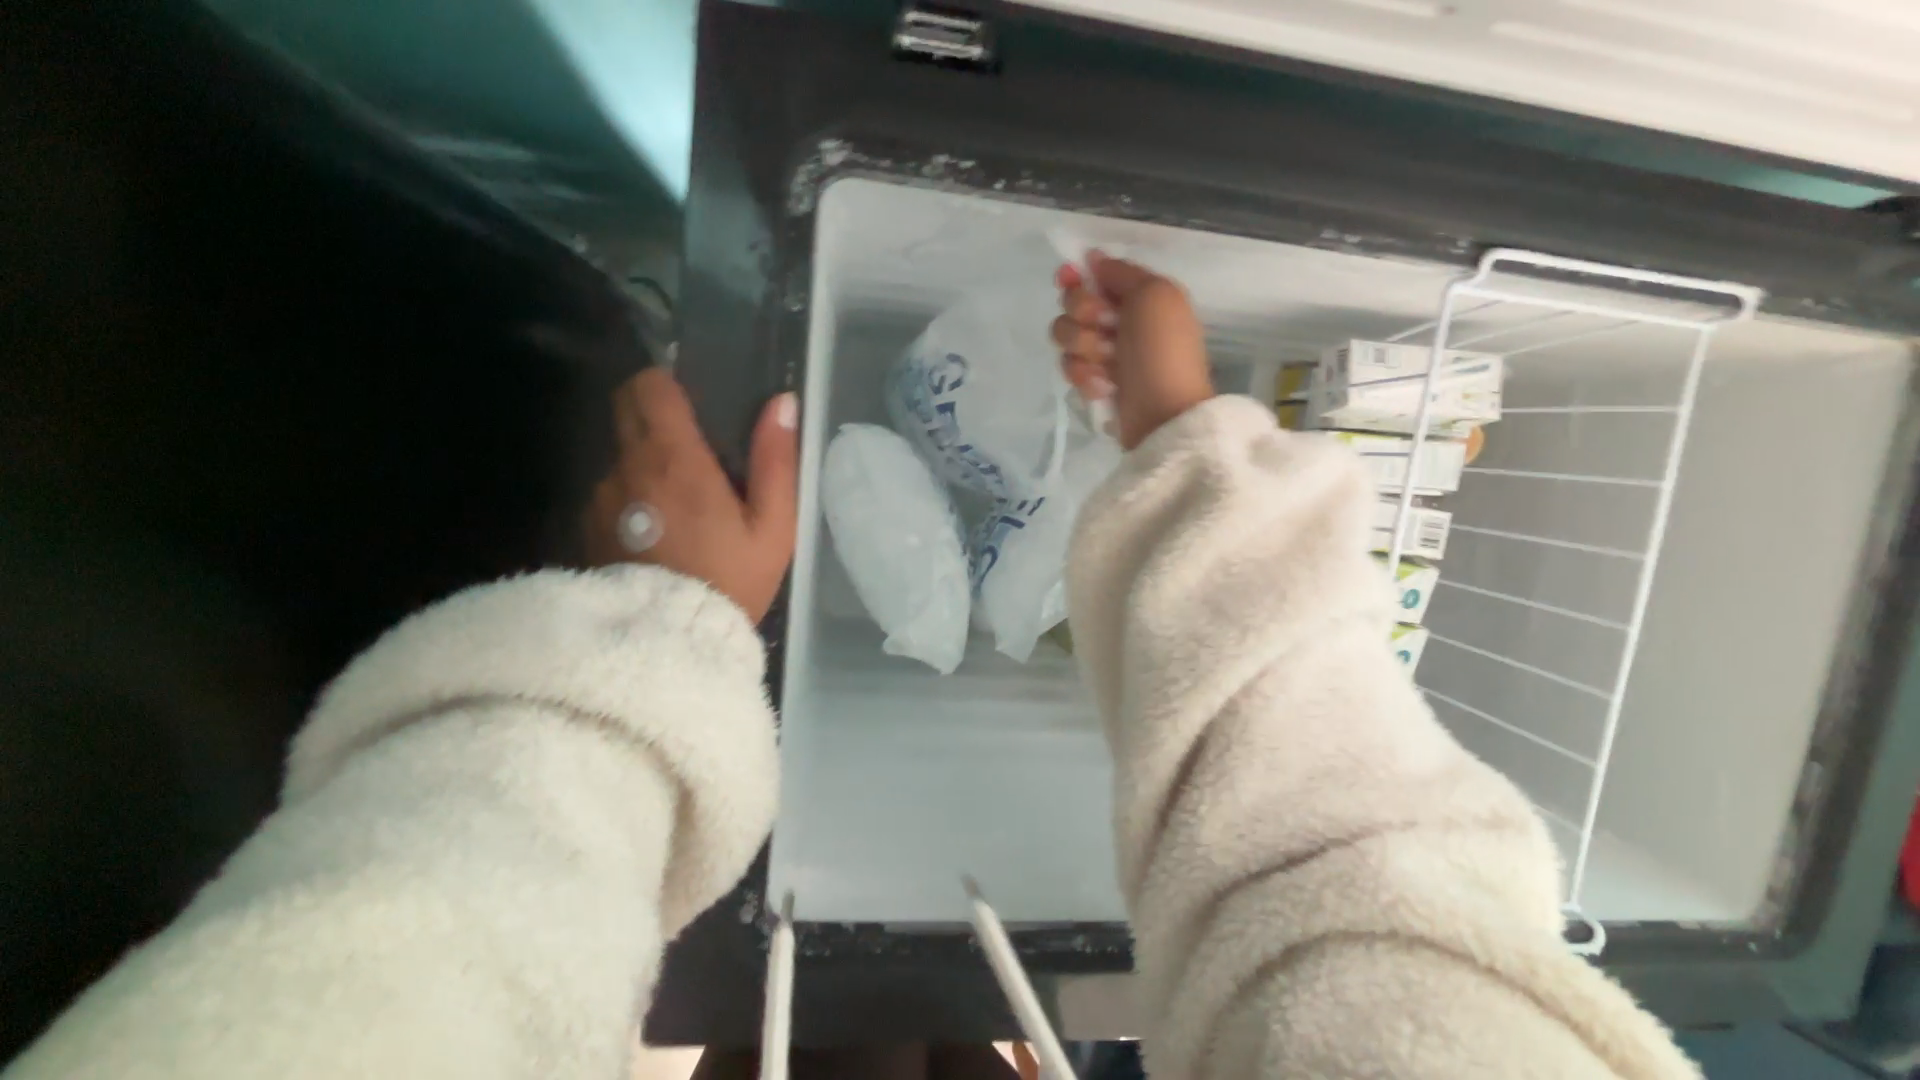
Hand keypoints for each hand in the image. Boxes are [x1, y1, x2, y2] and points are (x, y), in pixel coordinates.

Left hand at [583, 370, 798, 623]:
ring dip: (642, 460)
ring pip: (618, 452)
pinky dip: (630, 496)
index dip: (668, 381)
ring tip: (677, 500)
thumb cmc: (731, 581)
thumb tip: (782, 402)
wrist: (669, 644)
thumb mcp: (773, 527)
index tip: (692, 398)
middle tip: (688, 440)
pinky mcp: (588, 527)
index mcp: (675, 460)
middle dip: (651, 408)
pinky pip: (609, 491)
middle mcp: (628, 467)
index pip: (650, 386)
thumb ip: (776, 460)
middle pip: (623, 406)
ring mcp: (601, 498)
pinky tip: (656, 530)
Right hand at [1052, 250, 1213, 450]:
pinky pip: (1070, 367)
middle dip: (1081, 314)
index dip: (1077, 276)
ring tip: (1108, 365)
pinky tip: (1105, 385)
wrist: (1163, 413)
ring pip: (1066, 335)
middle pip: (1072, 302)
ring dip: (1084, 348)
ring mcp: (1106, 352)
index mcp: (1139, 294)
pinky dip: (1085, 375)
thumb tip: (1093, 258)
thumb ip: (1122, 272)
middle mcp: (1120, 319)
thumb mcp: (1155, 295)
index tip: (1069, 278)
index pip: (1094, 275)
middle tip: (1105, 328)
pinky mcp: (1094, 380)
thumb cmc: (1163, 351)